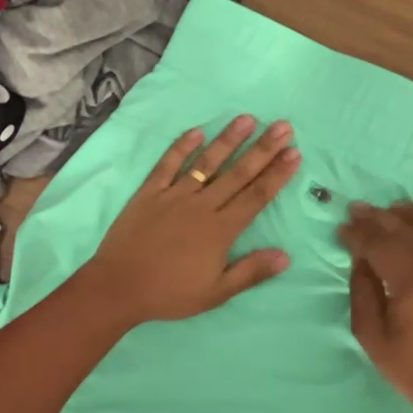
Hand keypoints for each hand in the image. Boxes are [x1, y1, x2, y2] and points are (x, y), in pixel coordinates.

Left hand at [76, 116, 300, 324]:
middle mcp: (200, 206)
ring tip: (247, 118)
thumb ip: (251, 272)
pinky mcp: (148, 194)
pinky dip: (181, 147)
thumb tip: (286, 257)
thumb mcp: (215, 293)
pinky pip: (167, 165)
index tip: (294, 153)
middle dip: (263, 149)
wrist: (118, 286)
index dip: (276, 175)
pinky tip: (196, 131)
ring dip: (228, 140)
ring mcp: (173, 196)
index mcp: (220, 230)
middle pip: (237, 173)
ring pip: (206, 162)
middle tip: (283, 126)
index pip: (256, 197)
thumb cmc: (169, 293)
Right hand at [339, 201, 412, 412]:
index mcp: (412, 283)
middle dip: (379, 217)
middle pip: (407, 229)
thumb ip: (363, 293)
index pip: (379, 244)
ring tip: (394, 208)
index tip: (342, 229)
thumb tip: (361, 261)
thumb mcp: (371, 336)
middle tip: (358, 209)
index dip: (358, 233)